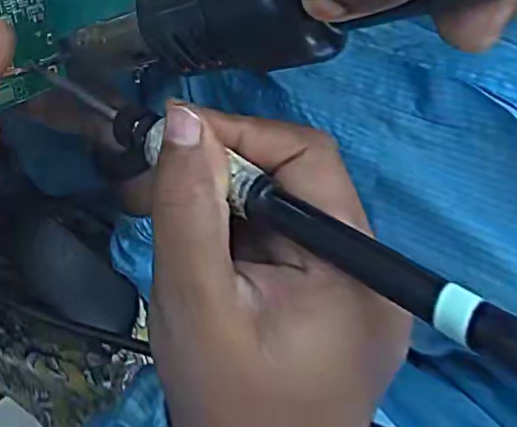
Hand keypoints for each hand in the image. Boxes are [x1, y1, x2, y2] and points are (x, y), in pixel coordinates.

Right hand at [150, 103, 408, 426]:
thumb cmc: (227, 399)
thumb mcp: (194, 296)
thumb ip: (187, 203)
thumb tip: (182, 117)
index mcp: (350, 267)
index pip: (305, 155)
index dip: (237, 133)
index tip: (174, 142)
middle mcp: (359, 264)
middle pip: (288, 170)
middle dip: (216, 164)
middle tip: (157, 181)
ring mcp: (341, 278)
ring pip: (271, 193)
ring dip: (213, 190)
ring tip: (164, 213)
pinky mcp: (317, 289)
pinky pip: (267, 224)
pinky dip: (222, 217)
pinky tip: (191, 240)